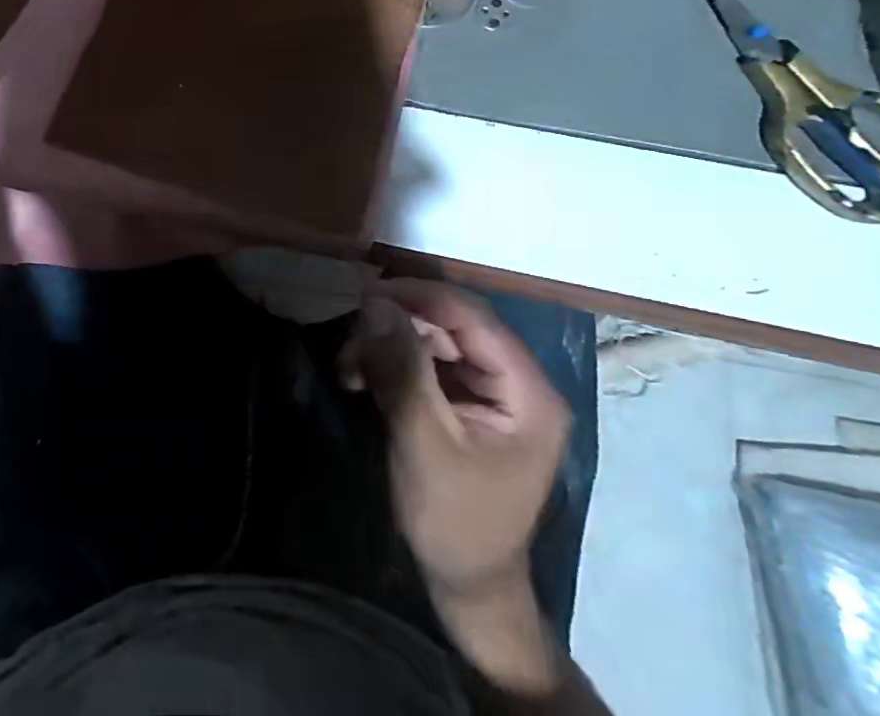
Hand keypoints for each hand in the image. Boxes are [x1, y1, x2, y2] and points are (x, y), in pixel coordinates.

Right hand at [345, 279, 571, 601]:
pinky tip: (363, 378)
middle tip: (351, 338)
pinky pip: (435, 370)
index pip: (476, 320)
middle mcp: (520, 384)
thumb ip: (403, 372)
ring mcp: (497, 396)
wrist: (468, 586)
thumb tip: (375, 304)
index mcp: (530, 392)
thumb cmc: (455, 523)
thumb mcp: (425, 445)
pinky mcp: (472, 408)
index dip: (423, 298)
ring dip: (394, 348)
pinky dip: (399, 368)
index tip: (369, 292)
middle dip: (401, 327)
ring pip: (441, 347)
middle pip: (458, 330)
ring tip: (349, 365)